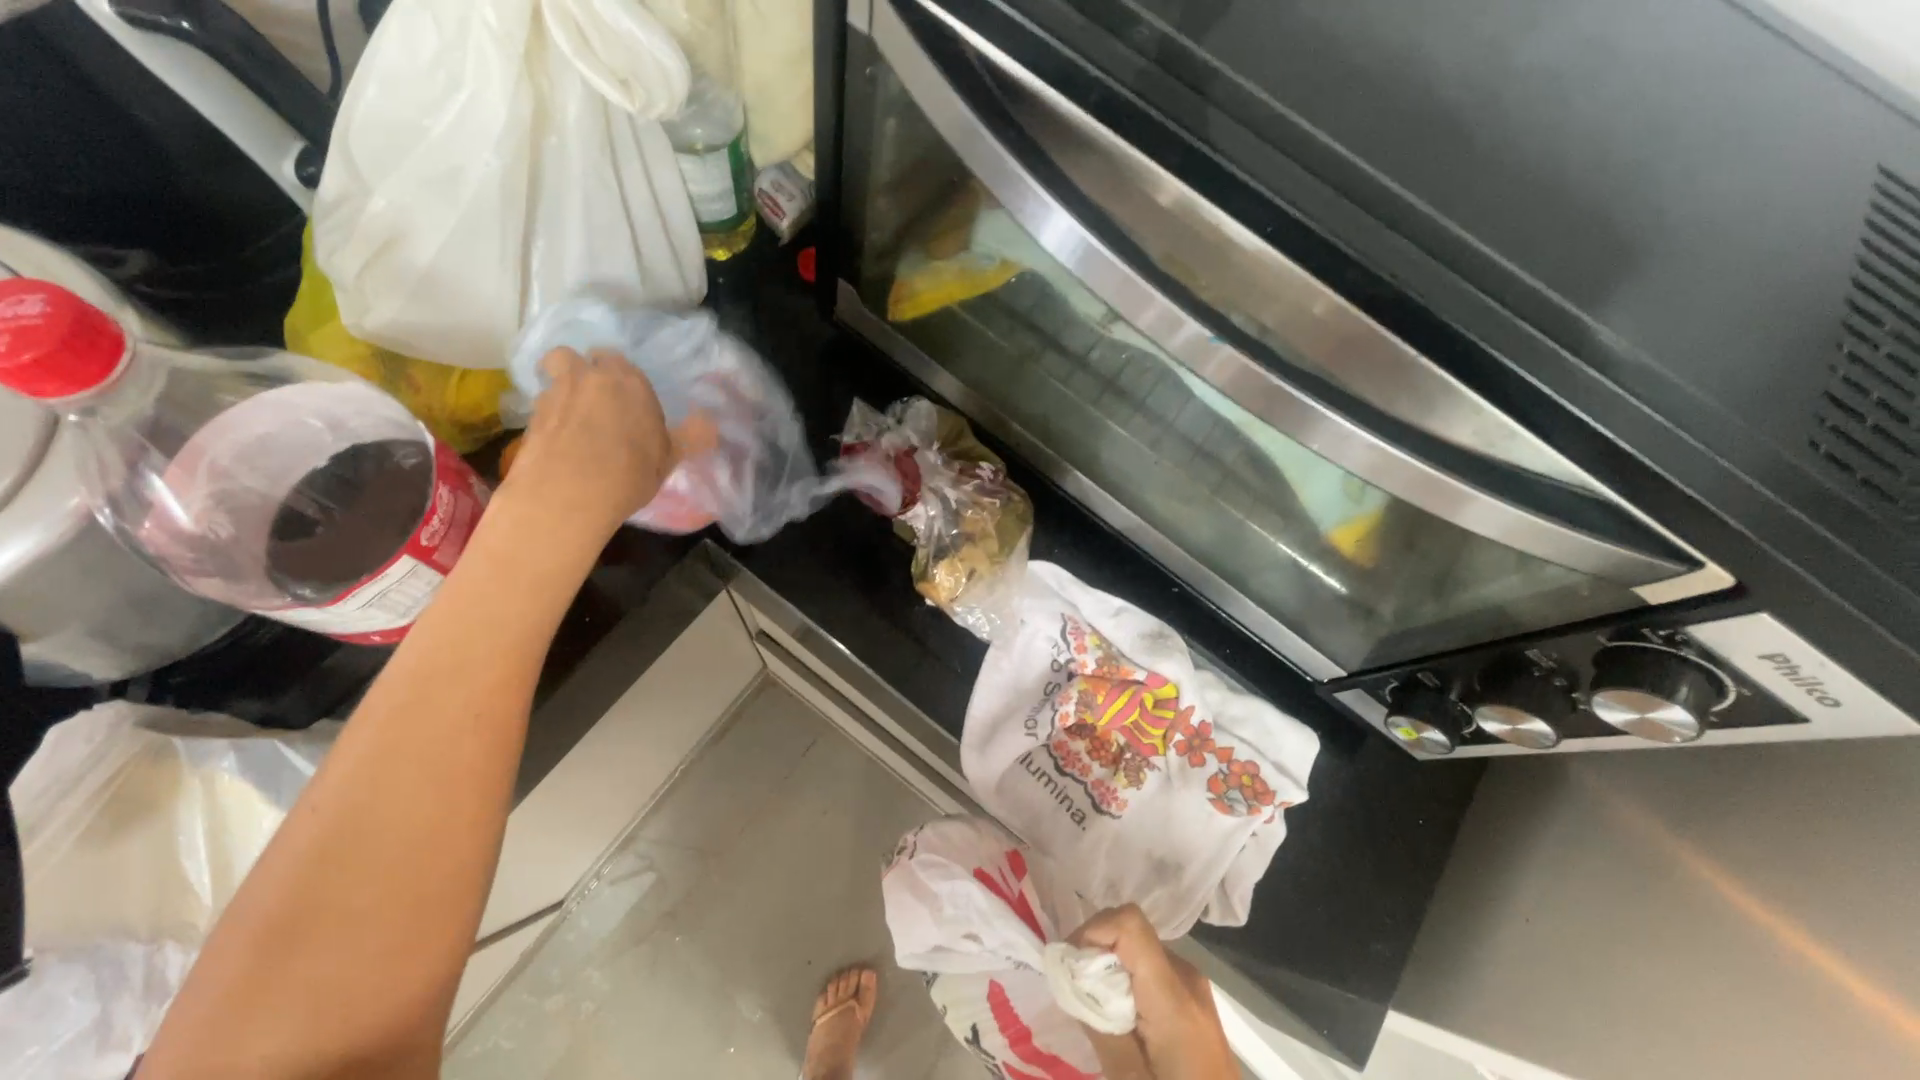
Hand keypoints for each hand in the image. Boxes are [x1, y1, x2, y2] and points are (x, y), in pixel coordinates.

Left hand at [497, 347, 702, 543]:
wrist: (569, 494)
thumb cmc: (629, 473)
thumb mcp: (670, 458)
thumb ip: (691, 436)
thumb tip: (711, 423)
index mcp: (629, 381)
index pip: (620, 361)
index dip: (622, 377)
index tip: (628, 399)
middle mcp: (589, 378)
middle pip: (577, 357)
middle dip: (583, 370)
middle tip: (594, 398)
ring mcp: (555, 394)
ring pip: (553, 374)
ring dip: (561, 388)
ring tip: (571, 416)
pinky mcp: (530, 417)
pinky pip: (540, 406)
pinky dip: (548, 417)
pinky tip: (557, 441)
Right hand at [1069, 905, 1236, 1079]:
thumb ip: (1098, 1024)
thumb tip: (1072, 976)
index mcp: (1173, 996)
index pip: (1130, 924)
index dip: (1092, 932)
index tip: (1070, 969)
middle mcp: (1186, 977)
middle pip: (1130, 934)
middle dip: (1094, 954)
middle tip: (1077, 998)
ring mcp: (1193, 986)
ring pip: (1137, 950)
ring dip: (1108, 970)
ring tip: (1098, 1015)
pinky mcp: (1193, 998)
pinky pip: (1150, 969)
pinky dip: (1125, 982)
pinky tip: (1122, 1021)